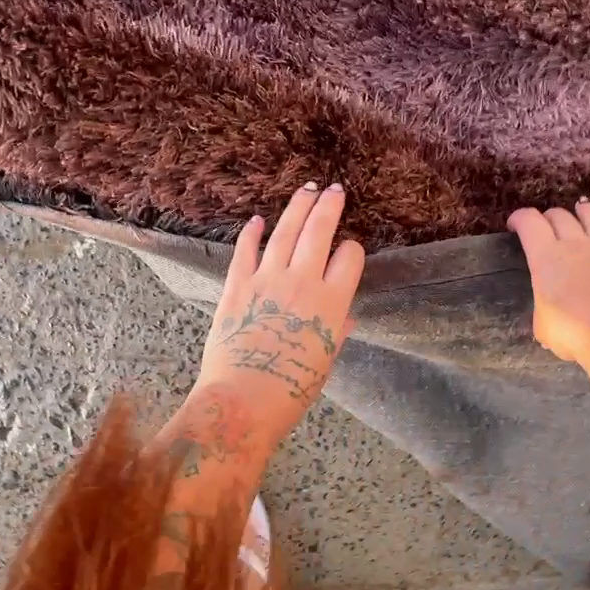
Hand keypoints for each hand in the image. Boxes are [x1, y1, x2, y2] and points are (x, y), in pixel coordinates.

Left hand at [196, 183, 364, 442]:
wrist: (244, 400)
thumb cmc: (291, 390)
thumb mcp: (325, 362)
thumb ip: (336, 333)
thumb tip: (345, 318)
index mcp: (331, 303)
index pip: (349, 258)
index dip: (352, 251)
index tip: (349, 251)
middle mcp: (302, 282)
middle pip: (319, 231)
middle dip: (329, 206)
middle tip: (335, 189)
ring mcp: (267, 279)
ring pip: (285, 231)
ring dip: (298, 207)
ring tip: (307, 189)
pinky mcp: (237, 285)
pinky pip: (246, 249)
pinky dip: (253, 232)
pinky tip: (259, 219)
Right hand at [508, 200, 589, 362]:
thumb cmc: (571, 330)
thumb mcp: (543, 326)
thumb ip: (545, 313)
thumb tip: (550, 318)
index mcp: (546, 258)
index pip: (529, 224)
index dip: (520, 218)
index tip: (515, 223)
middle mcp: (576, 245)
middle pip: (561, 218)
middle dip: (550, 217)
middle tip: (547, 222)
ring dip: (587, 212)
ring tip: (583, 208)